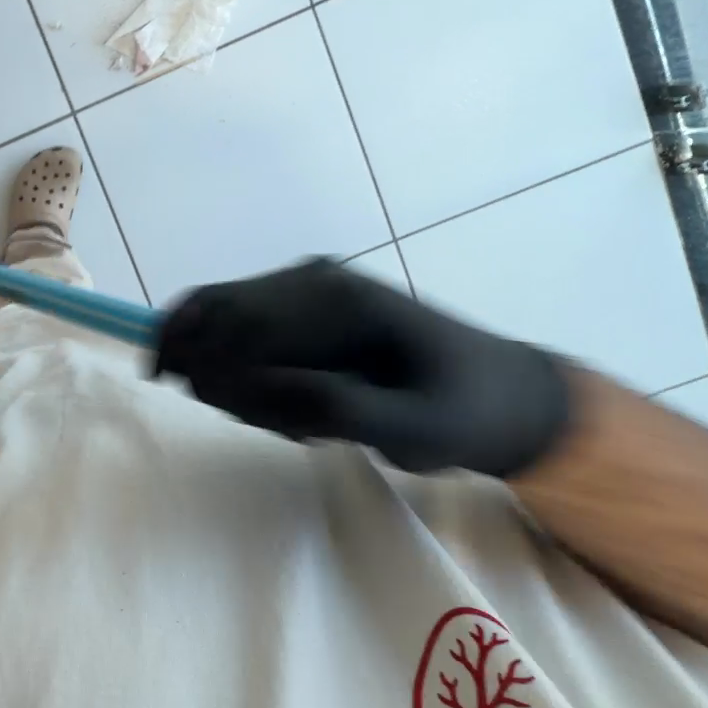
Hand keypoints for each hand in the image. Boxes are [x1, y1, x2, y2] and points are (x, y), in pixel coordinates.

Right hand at [154, 259, 571, 477]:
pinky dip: (234, 370)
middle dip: (210, 369)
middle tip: (257, 420)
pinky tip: (276, 402)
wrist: (505, 395)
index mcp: (339, 298)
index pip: (234, 317)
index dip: (202, 360)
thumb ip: (334, 405)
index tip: (209, 404)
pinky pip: (234, 329)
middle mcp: (311, 279)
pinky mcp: (298, 306)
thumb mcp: (413, 428)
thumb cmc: (463, 413)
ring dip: (225, 375)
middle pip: (212, 311)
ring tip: (284, 419)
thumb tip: (251, 383)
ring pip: (215, 320)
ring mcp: (302, 288)